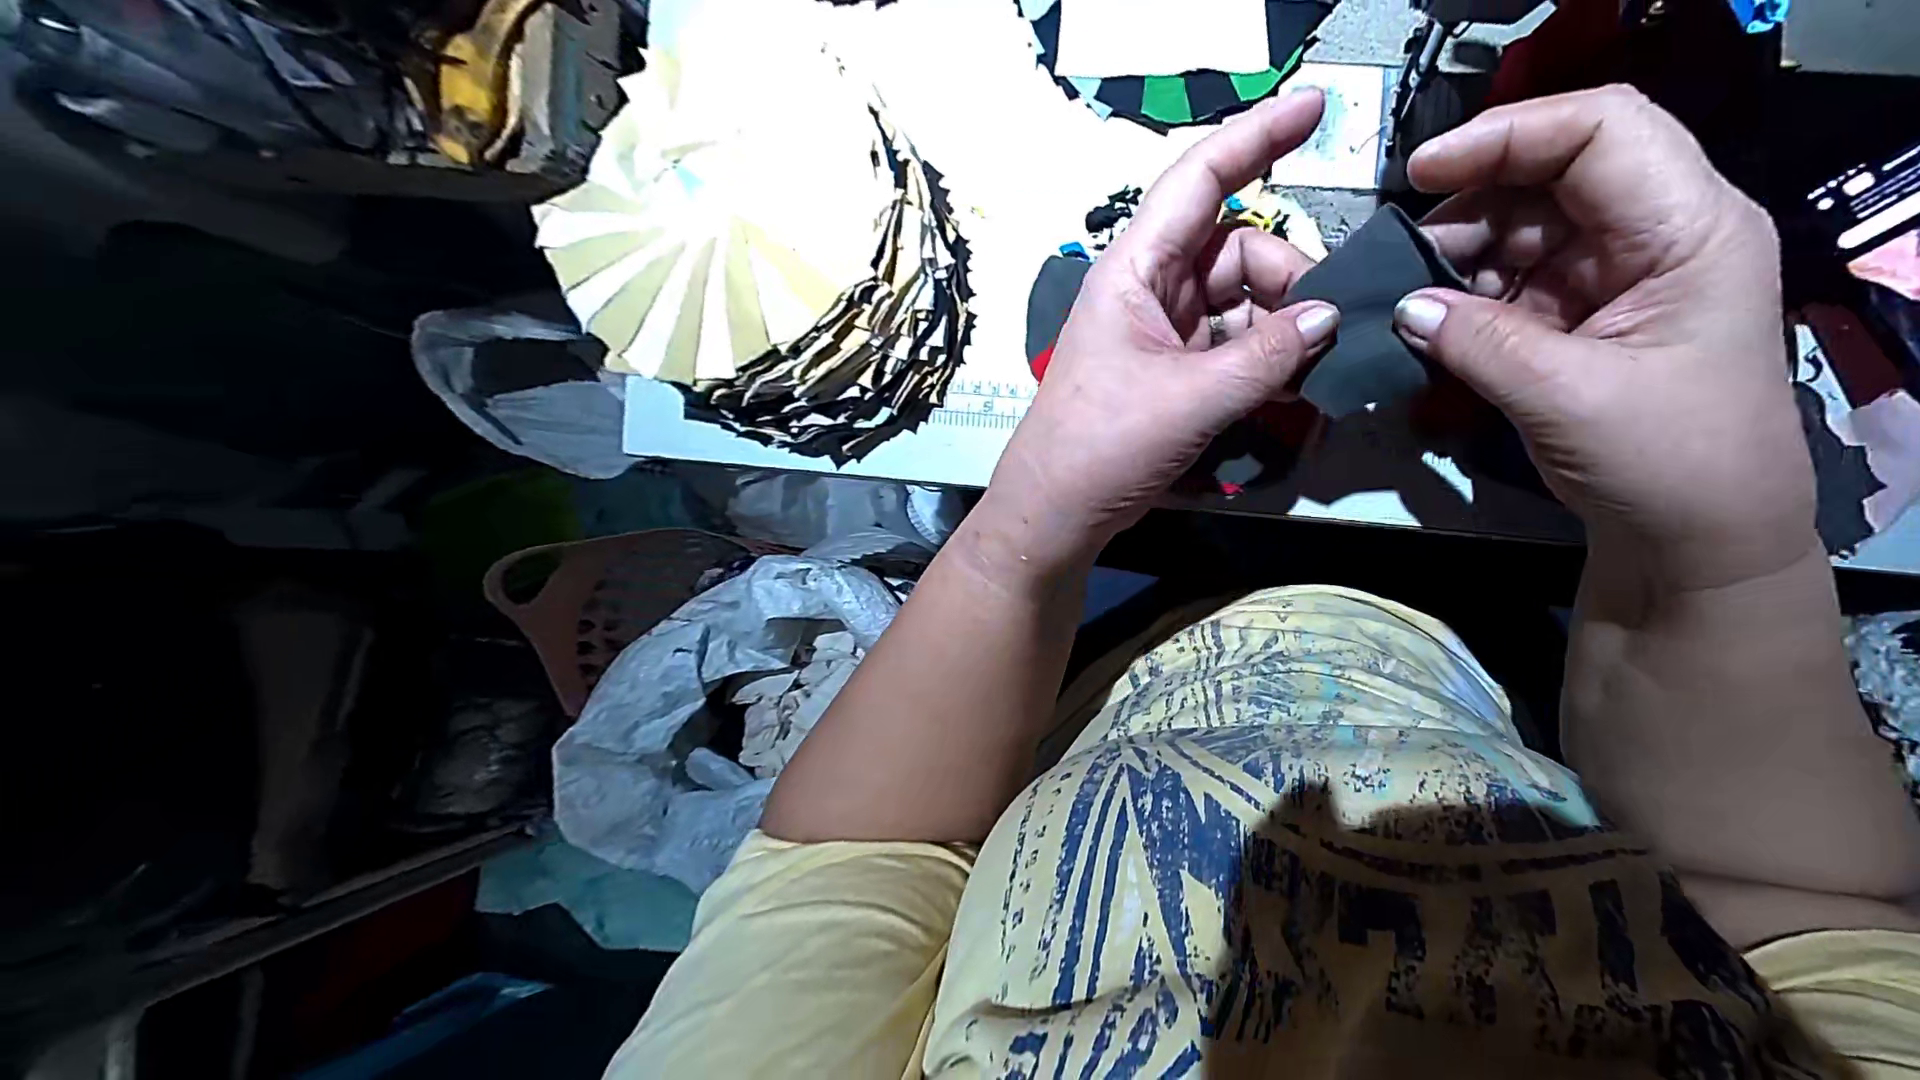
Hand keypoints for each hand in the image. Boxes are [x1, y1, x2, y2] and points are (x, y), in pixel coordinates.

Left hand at [971, 90, 1340, 578]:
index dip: (1257, 136)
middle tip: (1324, 331)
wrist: (1055, 511)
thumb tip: (1328, 317)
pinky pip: (1229, 344)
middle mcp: (1147, 291)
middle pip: (1236, 250)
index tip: (1320, 106)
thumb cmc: (1103, 445)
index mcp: (1134, 272)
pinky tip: (1294, 387)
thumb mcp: (1191, 399)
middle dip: (1286, 279)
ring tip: (1315, 369)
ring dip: (1280, 327)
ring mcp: (1159, 334)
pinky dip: (1262, 358)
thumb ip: (1266, 355)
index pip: (1199, 181)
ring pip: (1239, 301)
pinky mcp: (1169, 372)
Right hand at [1394, 86, 1814, 590]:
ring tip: (1395, 299)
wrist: (1689, 527)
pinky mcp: (1564, 314)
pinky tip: (1417, 323)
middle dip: (1463, 207)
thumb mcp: (1566, 397)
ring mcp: (1600, 275)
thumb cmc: (1665, 456)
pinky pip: (1497, 283)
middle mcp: (1644, 235)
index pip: (1601, 134)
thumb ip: (1479, 344)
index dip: (1508, 136)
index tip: (1421, 173)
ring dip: (1447, 258)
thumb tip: (1400, 308)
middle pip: (1546, 177)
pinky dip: (1450, 298)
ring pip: (1511, 231)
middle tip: (1392, 259)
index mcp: (1684, 230)